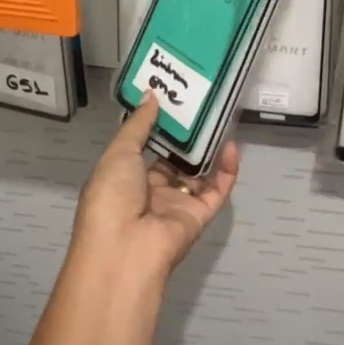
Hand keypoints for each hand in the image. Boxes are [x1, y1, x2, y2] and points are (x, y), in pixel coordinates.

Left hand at [72, 93, 240, 280]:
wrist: (125, 249)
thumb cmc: (112, 197)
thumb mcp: (118, 154)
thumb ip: (138, 125)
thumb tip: (151, 95)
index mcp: (125, 178)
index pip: (145, 148)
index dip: (158, 124)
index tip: (172, 97)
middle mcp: (151, 191)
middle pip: (173, 160)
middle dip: (186, 135)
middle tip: (200, 103)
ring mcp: (177, 204)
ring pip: (198, 173)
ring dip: (208, 150)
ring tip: (220, 118)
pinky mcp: (199, 215)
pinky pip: (217, 189)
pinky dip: (226, 169)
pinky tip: (232, 146)